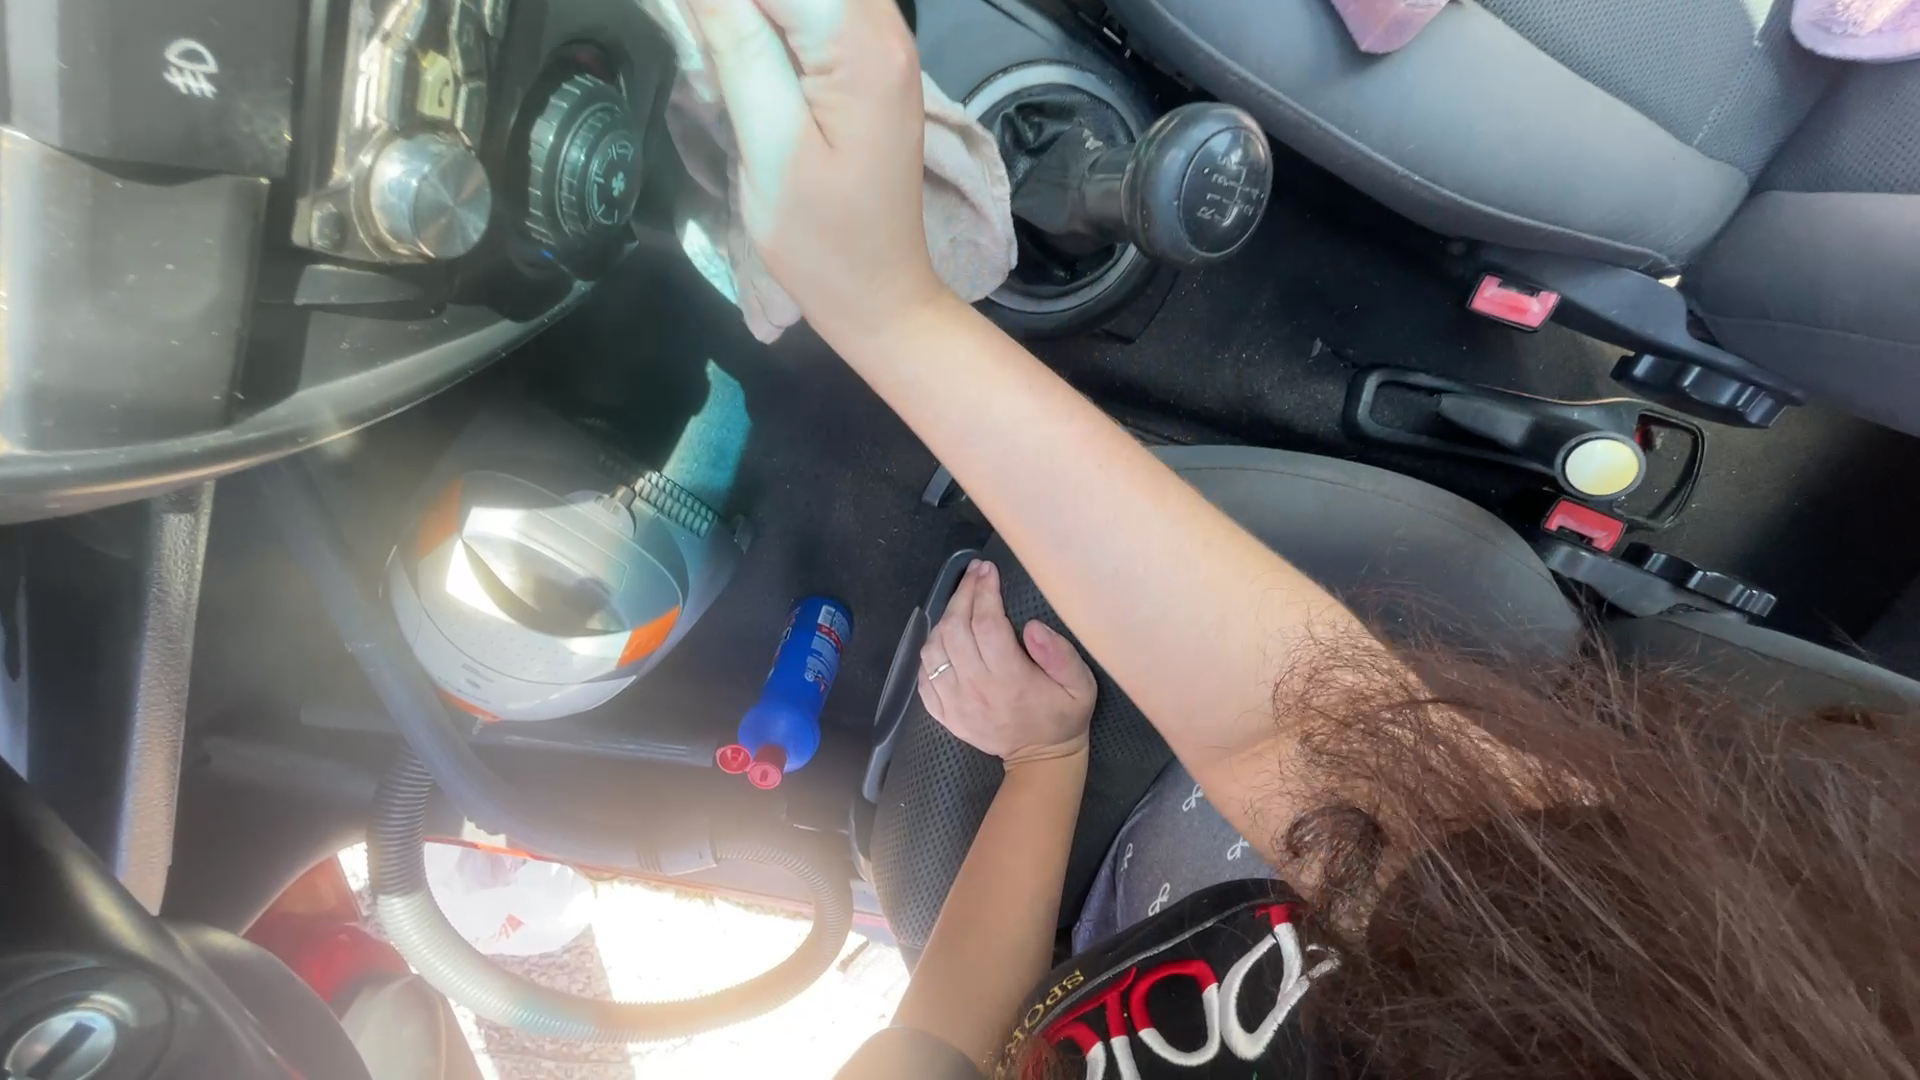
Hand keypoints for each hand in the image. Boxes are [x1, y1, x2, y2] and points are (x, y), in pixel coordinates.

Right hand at [685, 0, 947, 339]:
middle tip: (695, 35)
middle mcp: (885, 26)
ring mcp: (883, 44)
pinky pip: (815, 12)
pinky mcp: (870, 65)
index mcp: (863, 45)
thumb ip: (737, 47)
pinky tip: (737, 44)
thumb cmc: (825, 245)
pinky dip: (771, 20)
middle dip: (733, 4)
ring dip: (748, 12)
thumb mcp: (771, 149)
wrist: (879, 296)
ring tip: (710, 42)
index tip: (678, 16)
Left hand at [918, 560, 1097, 765]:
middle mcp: (975, 688)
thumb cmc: (1061, 717)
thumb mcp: (1080, 687)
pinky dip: (931, 649)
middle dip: (964, 593)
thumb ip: (1061, 655)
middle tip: (974, 573)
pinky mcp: (943, 713)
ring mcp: (954, 703)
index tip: (989, 570)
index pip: (988, 624)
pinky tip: (946, 634)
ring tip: (963, 599)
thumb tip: (1033, 626)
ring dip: (945, 617)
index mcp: (1009, 679)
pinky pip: (924, 674)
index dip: (985, 591)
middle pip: (956, 629)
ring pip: (934, 648)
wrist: (1039, 759)